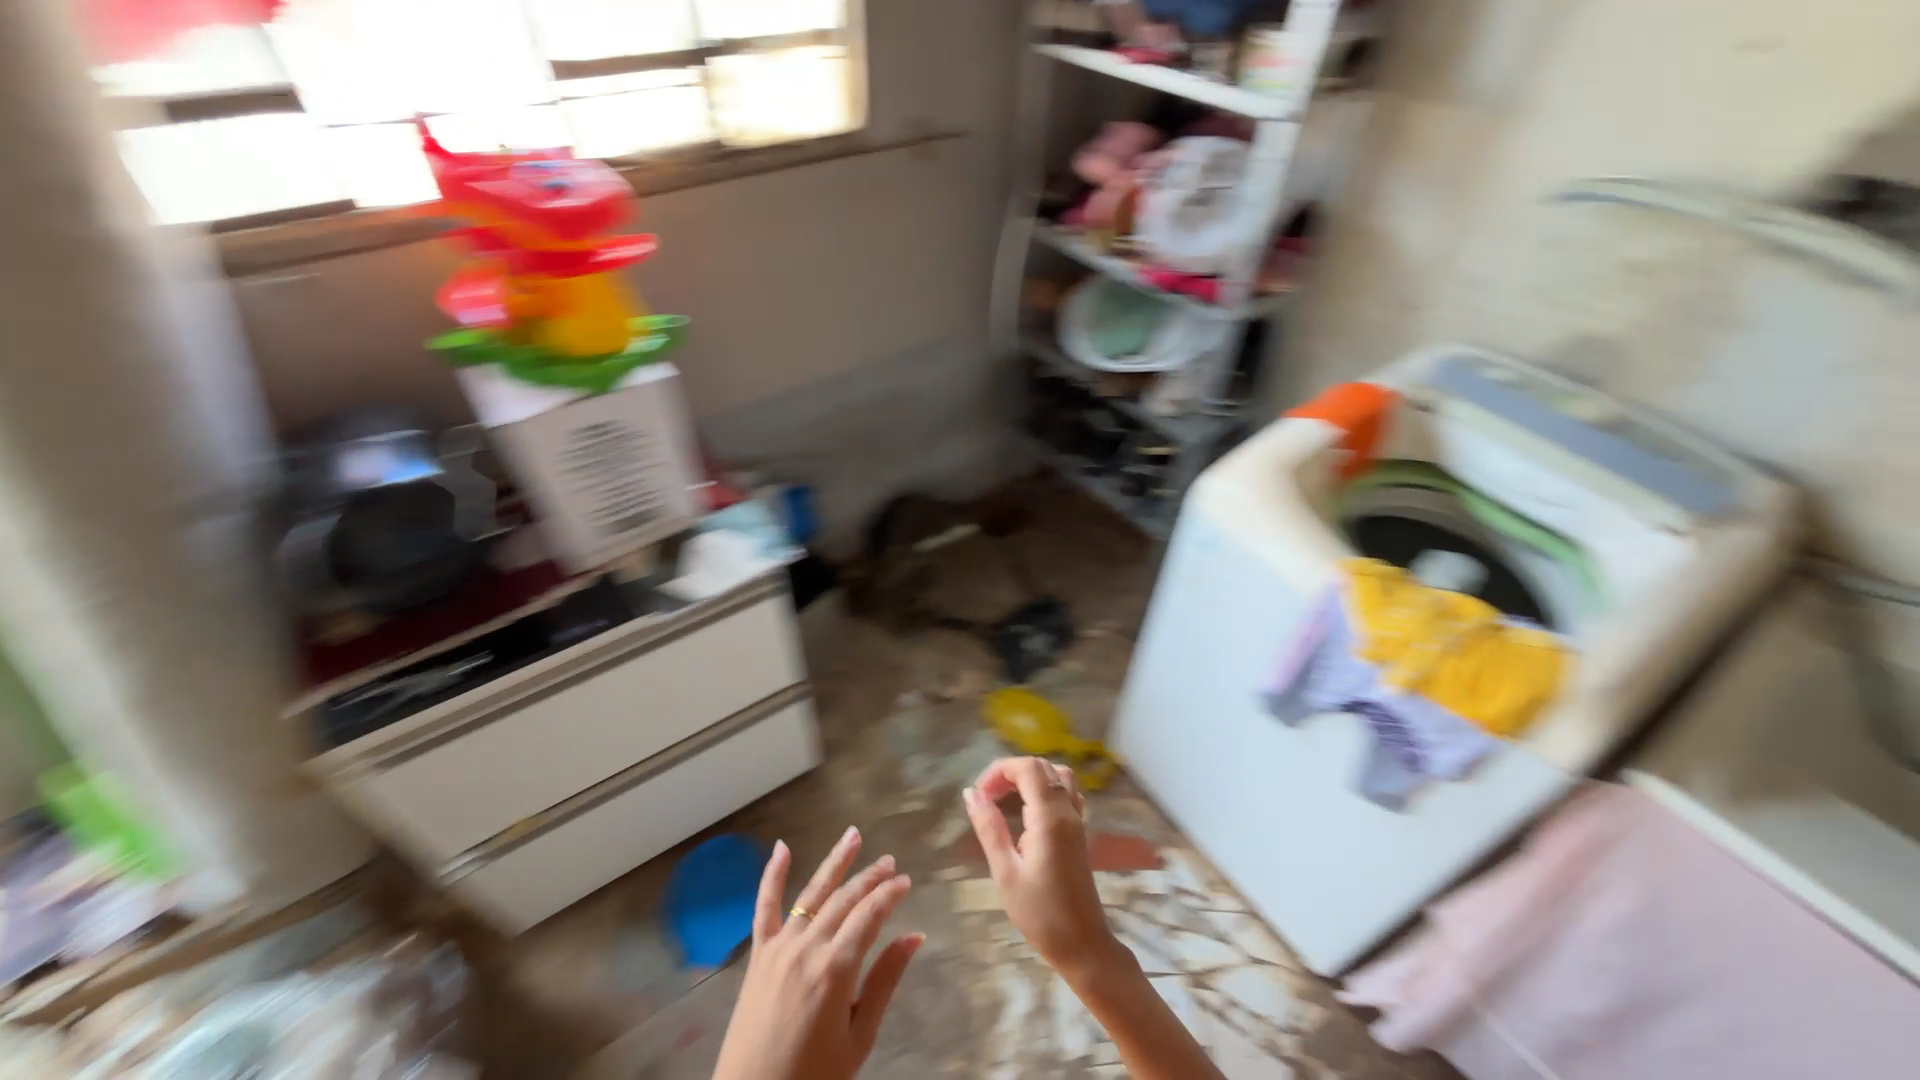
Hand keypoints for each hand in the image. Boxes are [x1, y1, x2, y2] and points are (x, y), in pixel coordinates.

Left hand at [712, 828, 922, 1079]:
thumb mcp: (859, 1036)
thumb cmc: (814, 1074)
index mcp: (836, 969)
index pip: (870, 916)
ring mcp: (778, 947)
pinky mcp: (758, 955)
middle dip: (869, 877)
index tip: (906, 882)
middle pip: (844, 900)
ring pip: (811, 893)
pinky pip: (764, 907)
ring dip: (834, 863)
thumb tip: (913, 936)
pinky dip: (772, 876)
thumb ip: (885, 982)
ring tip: (854, 836)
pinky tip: (782, 849)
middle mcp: (807, 947)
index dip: (890, 895)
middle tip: (889, 861)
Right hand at [963, 757, 1123, 983]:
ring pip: (1059, 777)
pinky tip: (1028, 813)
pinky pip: (1067, 794)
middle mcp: (1069, 811)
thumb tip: (971, 794)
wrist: (1083, 944)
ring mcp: (1079, 821)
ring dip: (1030, 778)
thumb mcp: (1005, 872)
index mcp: (1050, 817)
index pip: (1028, 768)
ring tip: (1005, 801)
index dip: (999, 771)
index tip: (979, 795)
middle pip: (1044, 767)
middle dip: (1011, 772)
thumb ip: (989, 828)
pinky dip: (1046, 790)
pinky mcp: (1081, 833)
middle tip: (987, 799)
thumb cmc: (1040, 913)